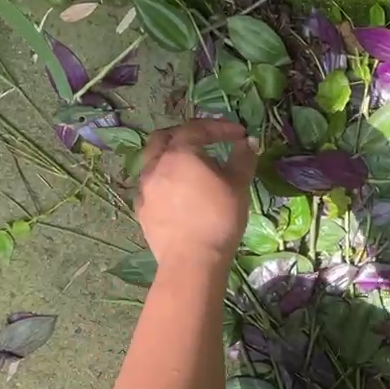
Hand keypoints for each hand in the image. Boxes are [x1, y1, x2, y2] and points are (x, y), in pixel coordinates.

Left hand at [135, 119, 259, 274]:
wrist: (192, 261)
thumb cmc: (219, 219)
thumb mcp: (238, 186)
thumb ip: (243, 159)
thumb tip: (248, 142)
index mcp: (180, 154)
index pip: (197, 128)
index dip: (220, 127)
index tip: (240, 134)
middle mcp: (156, 165)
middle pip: (165, 137)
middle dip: (186, 134)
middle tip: (206, 141)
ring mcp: (144, 188)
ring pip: (153, 161)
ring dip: (171, 157)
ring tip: (190, 169)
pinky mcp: (141, 209)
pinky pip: (150, 185)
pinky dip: (164, 180)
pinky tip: (176, 193)